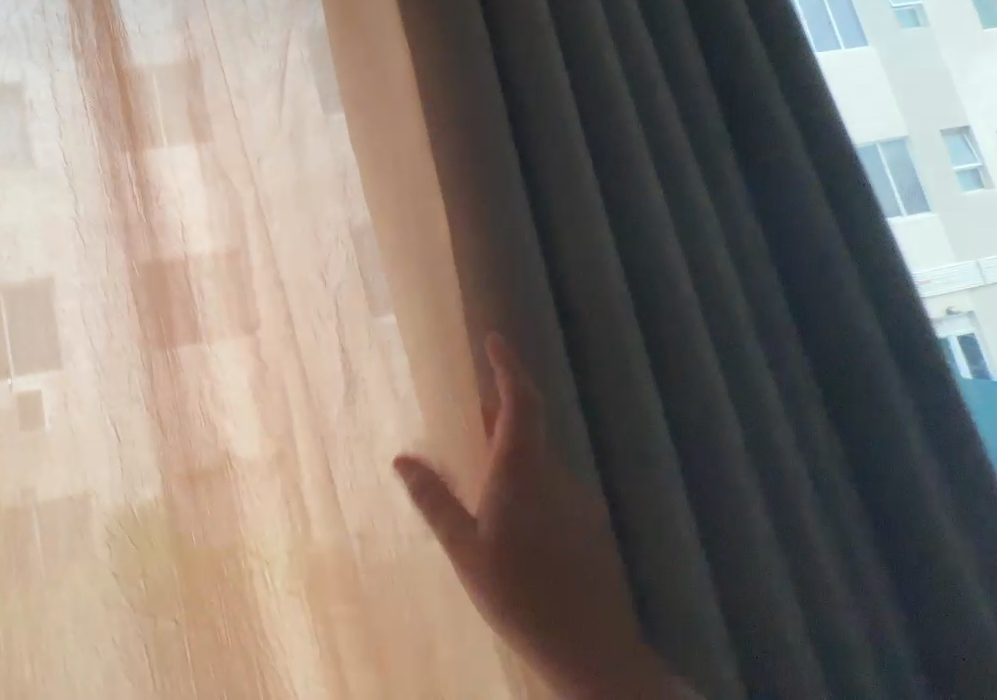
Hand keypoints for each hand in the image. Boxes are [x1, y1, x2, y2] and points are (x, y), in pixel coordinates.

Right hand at [394, 334, 685, 699]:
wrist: (594, 656)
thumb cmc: (521, 597)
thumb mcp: (465, 550)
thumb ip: (434, 500)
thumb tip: (402, 456)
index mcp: (523, 476)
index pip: (522, 405)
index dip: (509, 369)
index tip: (494, 339)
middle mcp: (556, 481)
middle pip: (528, 431)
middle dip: (497, 413)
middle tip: (464, 407)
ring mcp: (578, 506)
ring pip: (538, 464)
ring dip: (508, 454)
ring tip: (474, 471)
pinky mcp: (587, 531)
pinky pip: (549, 489)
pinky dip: (523, 483)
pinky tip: (504, 519)